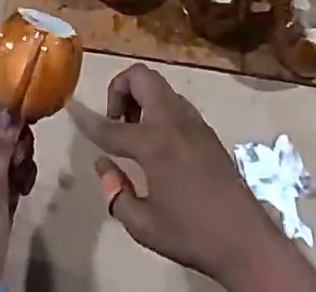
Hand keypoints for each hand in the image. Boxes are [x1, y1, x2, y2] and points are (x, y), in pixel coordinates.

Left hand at [0, 104, 35, 291]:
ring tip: (22, 181)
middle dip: (21, 140)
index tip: (34, 109)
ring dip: (25, 162)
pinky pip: (19, 175)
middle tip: (20, 160)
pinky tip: (26, 192)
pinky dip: (25, 179)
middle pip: (9, 132)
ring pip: (17, 154)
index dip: (12, 107)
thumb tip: (10, 107)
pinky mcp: (3, 198)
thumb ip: (2, 145)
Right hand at [69, 66, 315, 291]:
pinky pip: (173, 100)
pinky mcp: (205, 127)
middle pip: (140, 77)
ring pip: (158, 84)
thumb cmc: (191, 234)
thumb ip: (116, 193)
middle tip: (117, 121)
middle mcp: (172, 120)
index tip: (70, 106)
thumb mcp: (144, 225)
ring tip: (134, 132)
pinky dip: (157, 107)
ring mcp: (192, 120)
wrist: (245, 238)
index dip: (86, 119)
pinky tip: (157, 141)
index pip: (109, 127)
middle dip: (119, 89)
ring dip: (139, 96)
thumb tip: (104, 165)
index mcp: (154, 143)